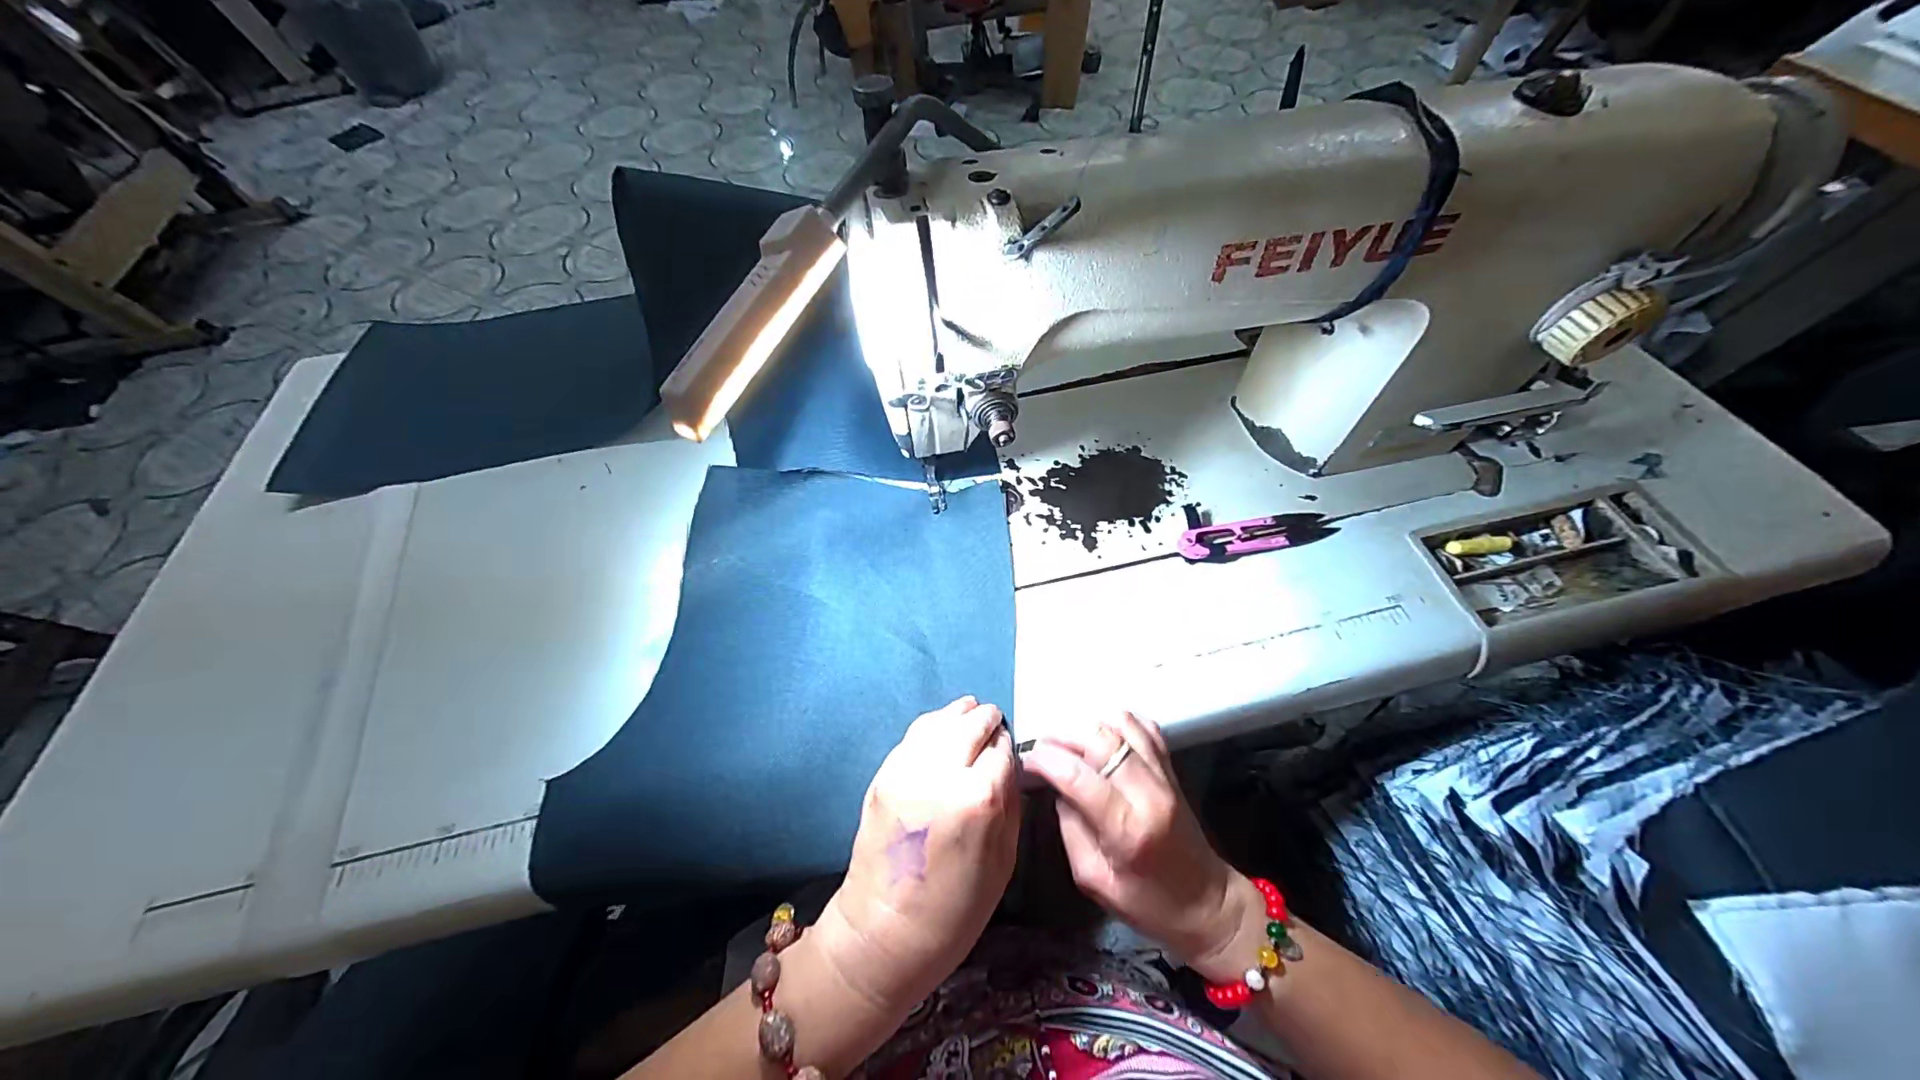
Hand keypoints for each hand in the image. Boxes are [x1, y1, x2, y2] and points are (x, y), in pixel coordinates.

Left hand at [815, 696, 1020, 1012]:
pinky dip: (932, 727)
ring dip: (959, 715)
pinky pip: (913, 736)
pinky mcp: (882, 775)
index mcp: (978, 799)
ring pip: (939, 721)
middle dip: (987, 721)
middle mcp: (941, 774)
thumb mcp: (1004, 860)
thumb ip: (1011, 803)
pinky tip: (942, 731)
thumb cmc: (955, 910)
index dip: (1008, 749)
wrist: (884, 932)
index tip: (1009, 753)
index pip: (1001, 750)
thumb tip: (1009, 765)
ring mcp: (906, 771)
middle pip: (970, 724)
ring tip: (971, 714)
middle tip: (994, 723)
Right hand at [1020, 711, 1253, 977]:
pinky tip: (1102, 736)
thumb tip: (1057, 789)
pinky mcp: (1171, 768)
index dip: (1046, 760)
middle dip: (1063, 736)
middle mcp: (1148, 793)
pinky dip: (1118, 723)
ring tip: (1069, 743)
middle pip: (1100, 739)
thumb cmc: (1147, 902)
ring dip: (1088, 727)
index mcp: (1127, 829)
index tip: (1027, 760)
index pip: (1078, 776)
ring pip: (1122, 725)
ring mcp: (1164, 776)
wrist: (1206, 904)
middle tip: (1043, 747)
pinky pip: (1144, 727)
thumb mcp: (1093, 879)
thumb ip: (1070, 829)